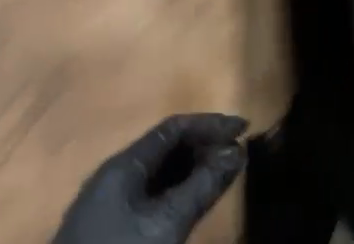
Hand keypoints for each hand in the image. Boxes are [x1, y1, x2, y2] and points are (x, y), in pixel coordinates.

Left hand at [53, 114, 246, 243]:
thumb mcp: (167, 224)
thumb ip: (204, 186)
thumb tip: (237, 152)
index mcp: (123, 166)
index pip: (173, 128)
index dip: (211, 124)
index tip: (245, 130)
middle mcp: (114, 177)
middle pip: (165, 148)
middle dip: (204, 146)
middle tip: (238, 155)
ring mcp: (108, 204)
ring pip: (158, 173)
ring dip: (192, 169)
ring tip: (224, 175)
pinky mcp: (108, 228)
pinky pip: (150, 195)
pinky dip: (177, 191)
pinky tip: (195, 201)